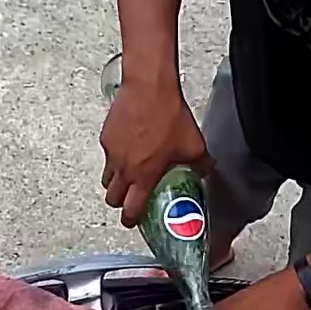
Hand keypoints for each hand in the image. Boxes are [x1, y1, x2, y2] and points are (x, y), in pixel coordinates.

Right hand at [101, 77, 209, 226]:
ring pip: (107, 177)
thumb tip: (205, 170)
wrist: (149, 88)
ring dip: (116, 181)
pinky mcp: (106, 137)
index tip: (133, 221)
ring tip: (129, 174)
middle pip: (111, 198)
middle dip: (120, 202)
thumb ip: (200, 164)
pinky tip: (130, 147)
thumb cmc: (169, 115)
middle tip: (130, 199)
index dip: (131, 220)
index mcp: (145, 176)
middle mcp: (125, 168)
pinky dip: (116, 156)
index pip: (130, 210)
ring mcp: (112, 153)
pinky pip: (108, 155)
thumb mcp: (194, 145)